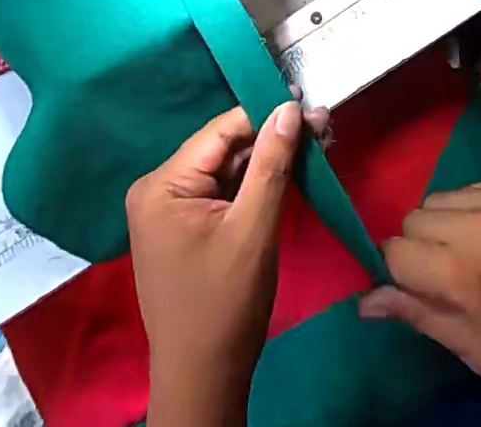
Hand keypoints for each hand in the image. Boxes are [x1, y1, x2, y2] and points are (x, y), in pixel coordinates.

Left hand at [127, 102, 305, 426]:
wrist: (204, 380)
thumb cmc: (225, 304)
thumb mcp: (253, 228)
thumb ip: (271, 163)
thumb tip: (288, 107)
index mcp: (162, 184)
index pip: (220, 132)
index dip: (265, 113)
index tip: (306, 100)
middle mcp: (159, 188)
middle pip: (225, 148)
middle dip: (273, 137)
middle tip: (321, 124)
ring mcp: (171, 208)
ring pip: (228, 168)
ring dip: (269, 158)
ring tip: (314, 140)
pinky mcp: (187, 224)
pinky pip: (224, 190)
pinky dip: (256, 182)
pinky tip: (290, 168)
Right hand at [357, 179, 480, 422]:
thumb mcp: (479, 352)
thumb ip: (419, 314)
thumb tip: (365, 300)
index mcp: (468, 275)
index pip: (395, 250)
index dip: (397, 272)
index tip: (414, 289)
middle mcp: (480, 224)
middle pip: (412, 219)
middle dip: (418, 248)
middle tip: (447, 278)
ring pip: (436, 199)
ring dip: (441, 226)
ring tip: (471, 256)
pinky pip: (466, 188)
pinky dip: (466, 210)